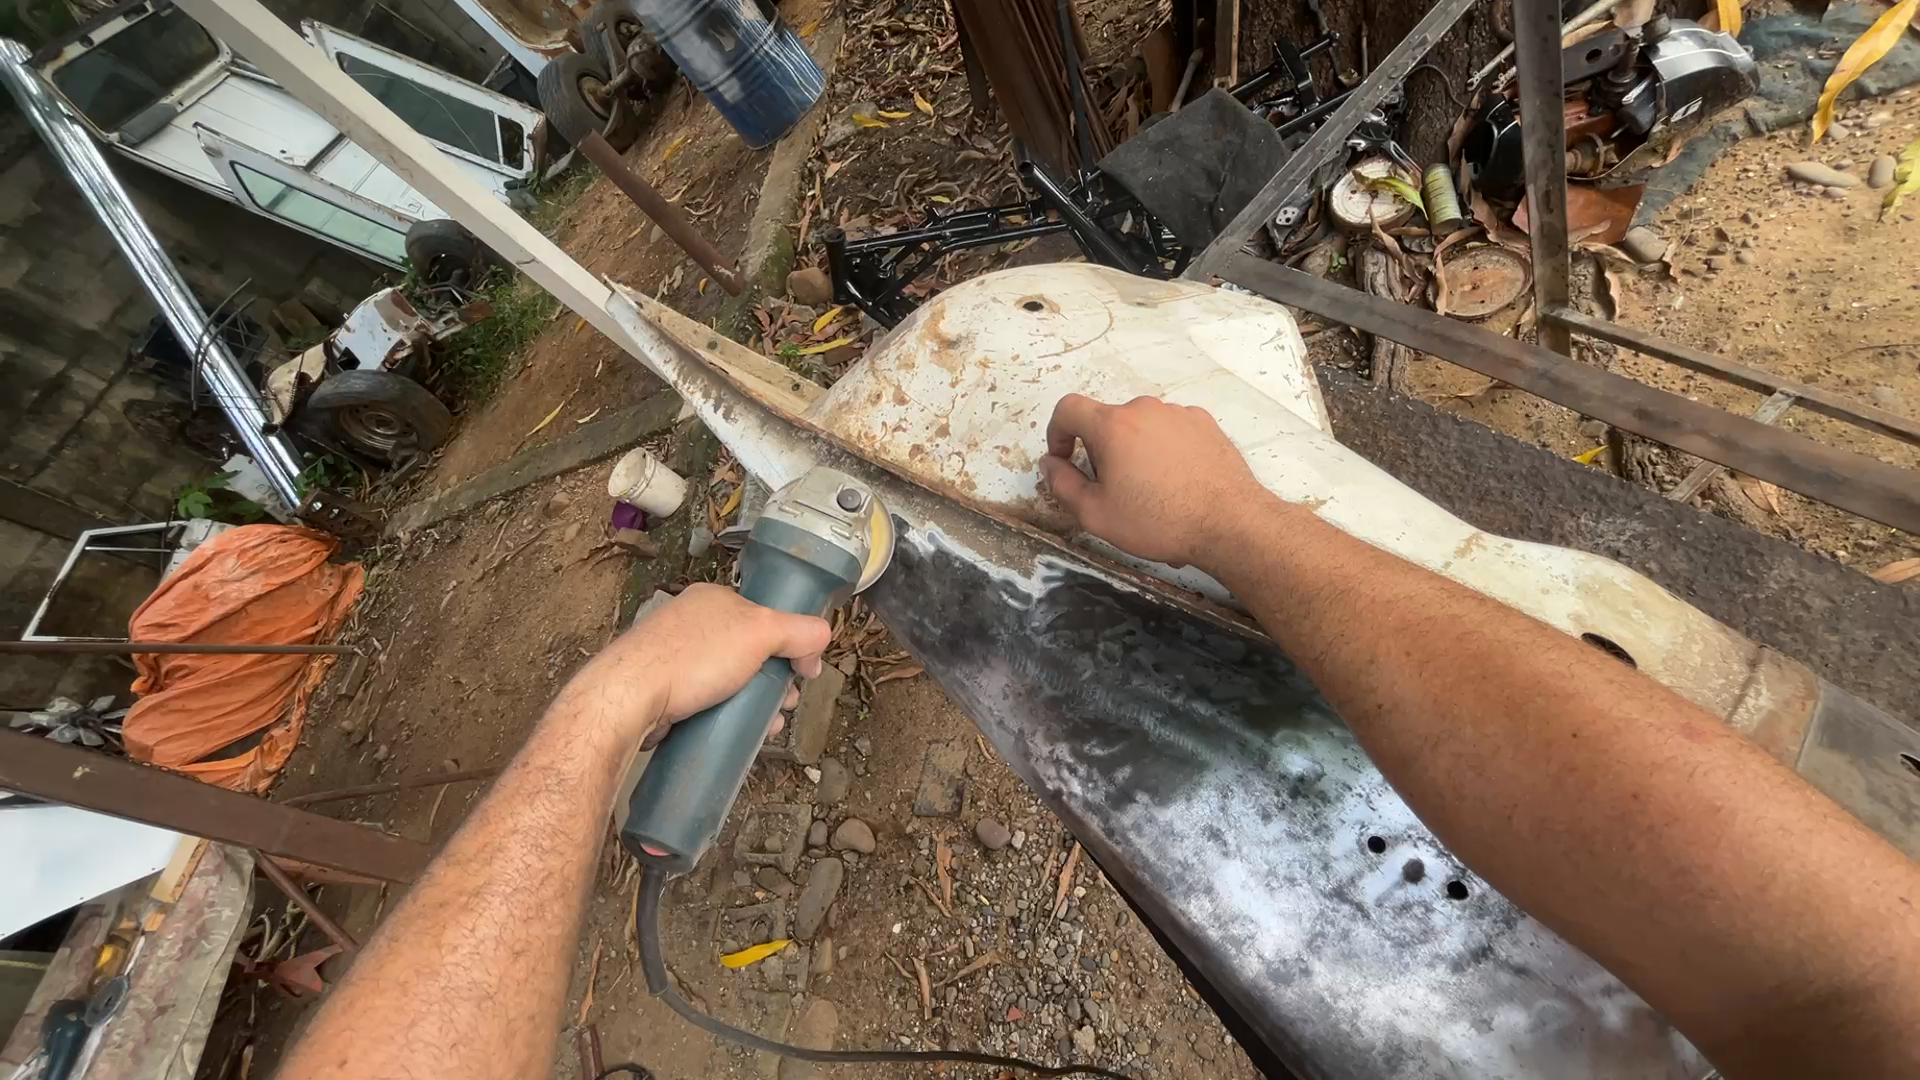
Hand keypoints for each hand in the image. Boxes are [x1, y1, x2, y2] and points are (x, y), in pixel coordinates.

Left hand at [555, 583, 831, 748]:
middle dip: (775, 679)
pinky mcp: (661, 688)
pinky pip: (707, 698)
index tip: (801, 673)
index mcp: (714, 598)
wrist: (628, 698)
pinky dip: (727, 713)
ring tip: (767, 726)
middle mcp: (693, 621)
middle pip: (751, 649)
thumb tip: (823, 639)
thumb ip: (801, 630)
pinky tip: (738, 730)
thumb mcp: (763, 632)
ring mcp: (673, 655)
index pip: (766, 615)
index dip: (790, 643)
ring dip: (756, 700)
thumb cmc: (696, 657)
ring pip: (731, 677)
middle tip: (784, 704)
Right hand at [1040, 394, 1274, 570]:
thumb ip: (1062, 484)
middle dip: (1099, 450)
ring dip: (1133, 451)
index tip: (1065, 461)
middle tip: (1111, 489)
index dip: (1057, 433)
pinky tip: (1175, 483)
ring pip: (1140, 427)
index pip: (1068, 409)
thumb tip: (1050, 463)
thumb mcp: (1095, 514)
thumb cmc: (1157, 521)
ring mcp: (1179, 413)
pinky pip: (1169, 431)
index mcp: (1113, 425)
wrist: (1230, 524)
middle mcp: (1145, 409)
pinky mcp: (1205, 424)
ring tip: (1149, 491)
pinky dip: (1162, 450)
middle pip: (1107, 421)